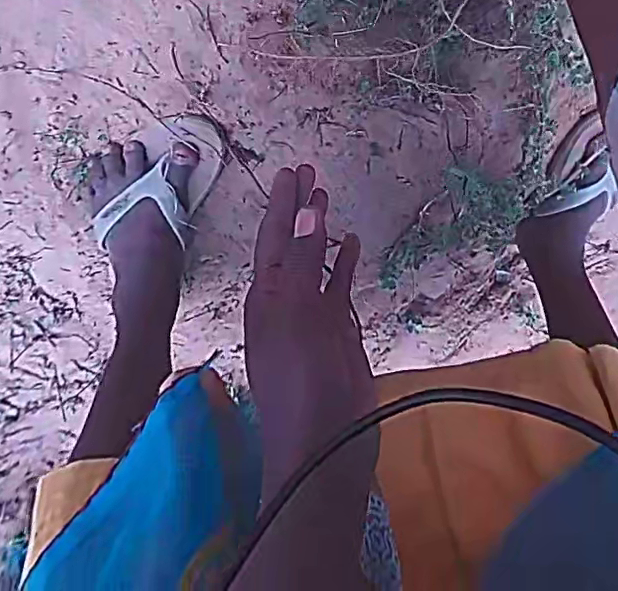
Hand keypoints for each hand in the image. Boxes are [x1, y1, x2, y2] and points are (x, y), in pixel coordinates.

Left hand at [243, 164, 375, 503]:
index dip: (282, 203)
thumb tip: (305, 209)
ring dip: (319, 229)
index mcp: (266, 292)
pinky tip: (351, 243)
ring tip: (326, 195)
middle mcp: (285, 297)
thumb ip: (301, 261)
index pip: (273, 235)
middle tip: (308, 171)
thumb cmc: (300, 378)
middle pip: (291, 241)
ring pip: (314, 259)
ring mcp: (311, 313)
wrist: (324, 445)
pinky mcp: (336, 329)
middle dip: (298, 207)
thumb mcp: (296, 313)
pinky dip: (342, 263)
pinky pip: (337, 286)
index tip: (291, 171)